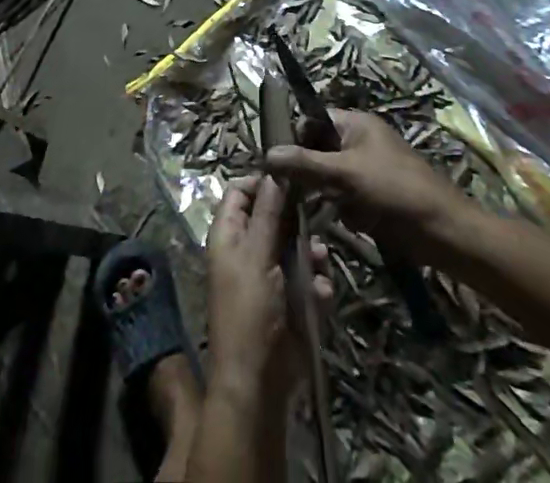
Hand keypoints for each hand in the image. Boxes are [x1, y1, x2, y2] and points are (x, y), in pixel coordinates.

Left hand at [206, 175, 331, 398]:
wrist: (260, 375)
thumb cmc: (249, 307)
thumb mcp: (256, 256)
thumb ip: (266, 215)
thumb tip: (272, 174)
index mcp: (228, 235)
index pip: (240, 194)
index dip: (262, 183)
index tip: (292, 178)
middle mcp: (248, 249)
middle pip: (273, 218)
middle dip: (296, 220)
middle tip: (317, 215)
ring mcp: (271, 274)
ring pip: (297, 247)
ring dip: (311, 253)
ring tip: (320, 260)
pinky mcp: (293, 298)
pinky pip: (310, 279)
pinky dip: (317, 283)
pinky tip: (321, 293)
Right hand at [265, 110, 472, 241]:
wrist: (446, 234)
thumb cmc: (396, 192)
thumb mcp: (345, 174)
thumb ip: (303, 162)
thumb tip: (266, 154)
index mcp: (356, 125)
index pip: (311, 119)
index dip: (293, 137)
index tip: (276, 161)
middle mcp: (359, 142)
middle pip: (316, 148)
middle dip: (304, 169)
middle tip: (289, 187)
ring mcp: (365, 169)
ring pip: (325, 174)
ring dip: (319, 190)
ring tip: (313, 205)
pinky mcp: (371, 195)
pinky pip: (340, 194)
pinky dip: (337, 206)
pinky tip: (339, 217)